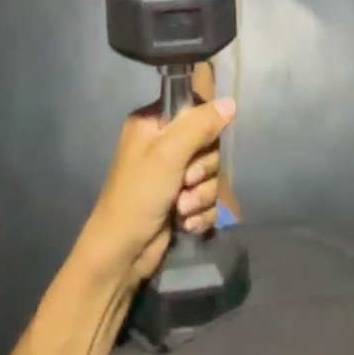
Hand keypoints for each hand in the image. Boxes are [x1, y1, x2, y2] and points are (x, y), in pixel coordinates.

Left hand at [77, 93, 236, 286]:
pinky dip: (201, 212)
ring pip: (211, 174)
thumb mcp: (169, 154)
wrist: (123, 252)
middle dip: (203, 169)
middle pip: (208, 144)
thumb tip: (230, 102)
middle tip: (186, 181)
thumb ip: (200, 126)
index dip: (203, 128)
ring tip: (182, 208)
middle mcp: (162, 145)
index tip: (201, 144)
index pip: (193, 108)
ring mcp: (172, 175)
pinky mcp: (180, 201)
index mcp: (152, 124)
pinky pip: (208, 198)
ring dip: (201, 195)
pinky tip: (186, 223)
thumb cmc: (139, 195)